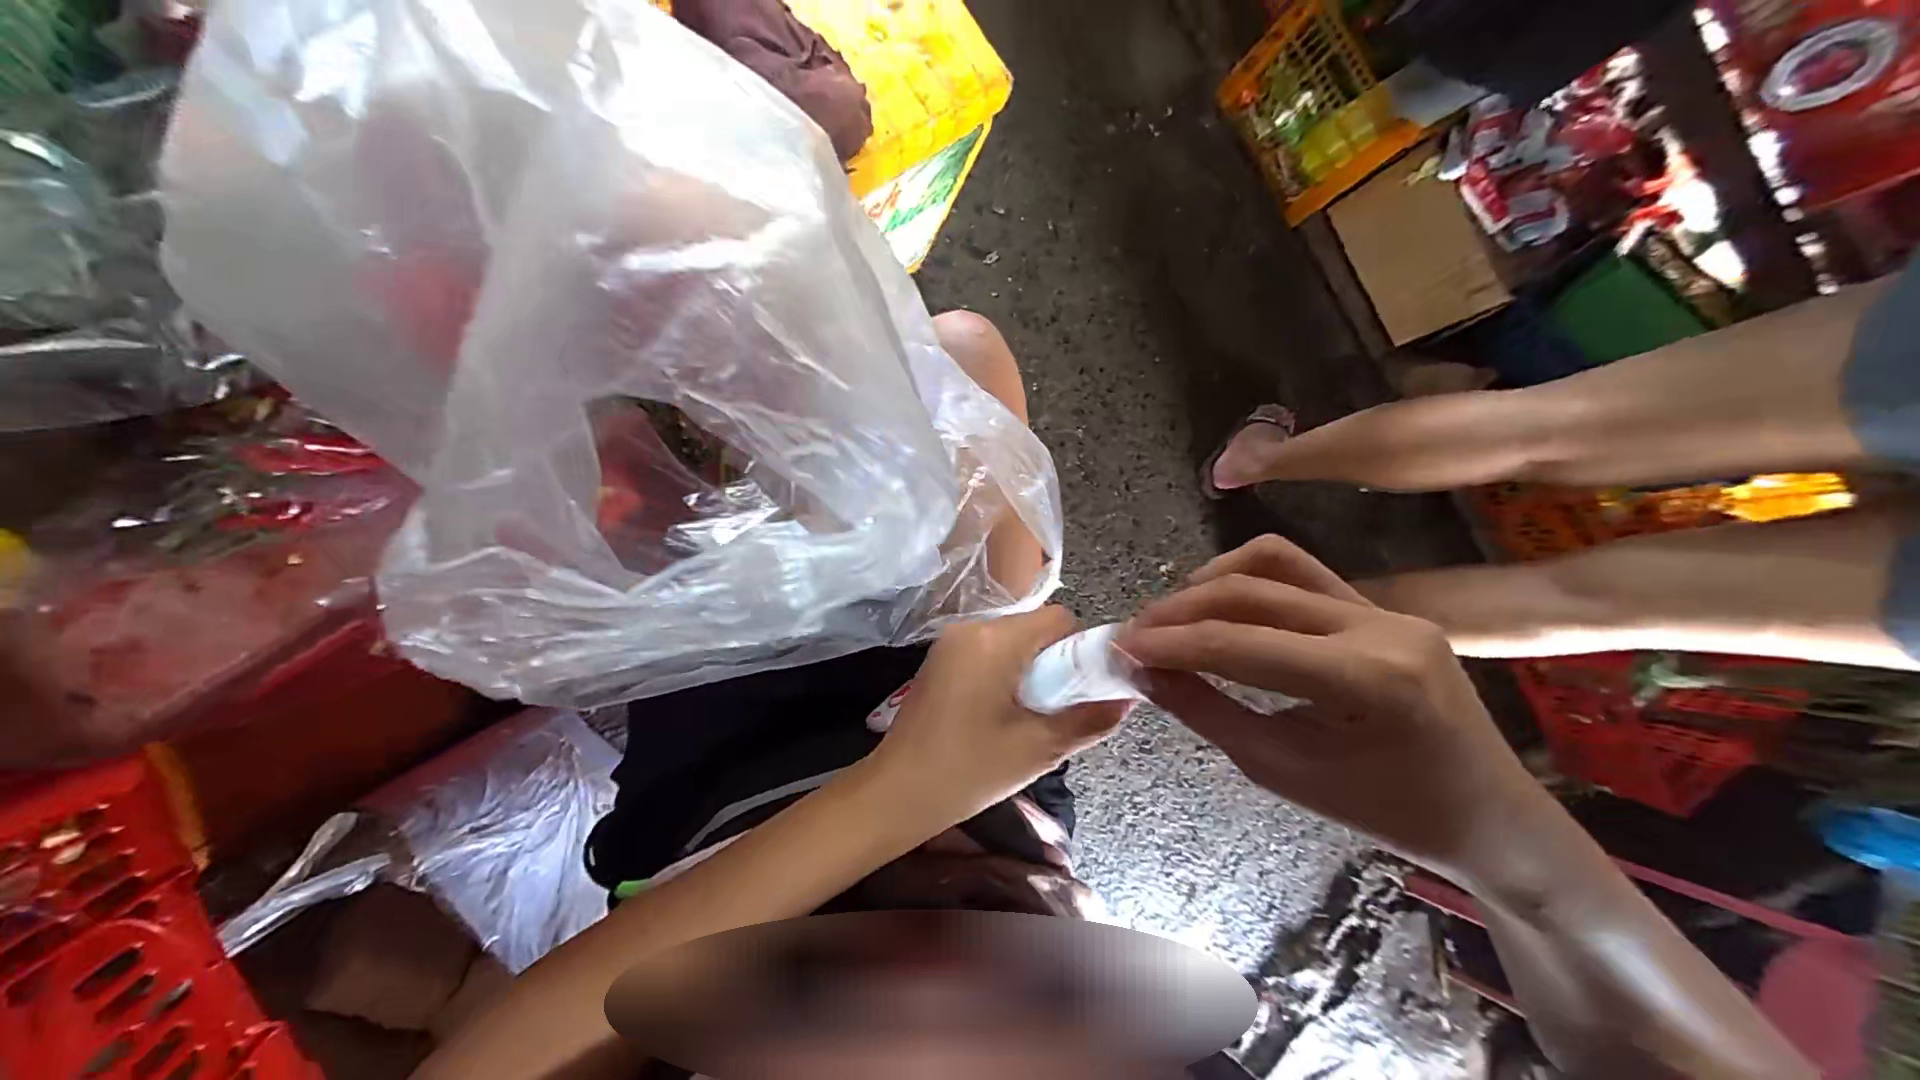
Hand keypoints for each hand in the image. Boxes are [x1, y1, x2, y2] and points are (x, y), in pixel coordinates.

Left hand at [868, 607, 1129, 825]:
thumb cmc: (968, 770)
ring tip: (1026, 717)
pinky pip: (988, 651)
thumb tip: (1127, 698)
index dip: (1080, 650)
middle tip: (1053, 710)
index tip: (1079, 691)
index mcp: (995, 641)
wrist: (896, 793)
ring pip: (1012, 640)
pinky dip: (1005, 672)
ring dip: (1030, 670)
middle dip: (1054, 663)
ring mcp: (950, 642)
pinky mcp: (939, 659)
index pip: (1059, 619)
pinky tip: (999, 714)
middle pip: (1035, 627)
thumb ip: (1090, 719)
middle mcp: (971, 628)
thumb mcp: (1039, 749)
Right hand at [1115, 537, 1553, 881]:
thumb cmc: (1385, 811)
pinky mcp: (1381, 605)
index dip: (1171, 643)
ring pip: (1274, 561)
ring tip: (1172, 617)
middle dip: (1180, 610)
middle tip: (1136, 635)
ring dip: (1211, 582)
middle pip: (1252, 590)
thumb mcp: (1280, 770)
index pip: (1242, 643)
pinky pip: (1300, 572)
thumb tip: (1142, 671)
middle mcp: (1381, 626)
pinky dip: (1247, 581)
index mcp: (1369, 681)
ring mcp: (1386, 607)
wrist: (1488, 815)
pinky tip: (1220, 606)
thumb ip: (1205, 711)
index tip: (1119, 648)